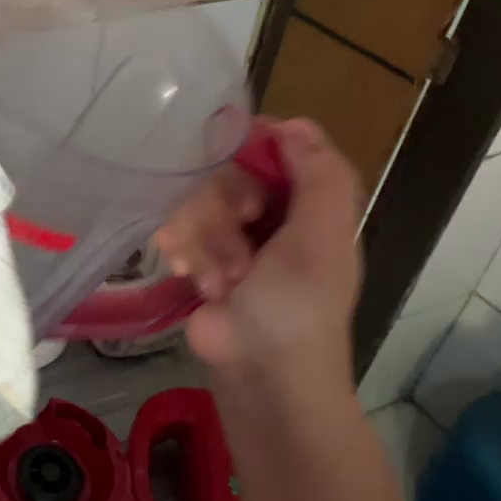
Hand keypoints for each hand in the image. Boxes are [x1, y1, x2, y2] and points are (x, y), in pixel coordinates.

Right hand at [154, 118, 363, 388]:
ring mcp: (232, 237)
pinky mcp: (199, 258)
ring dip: (203, 239)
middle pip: (229, 172)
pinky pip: (178, 228)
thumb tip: (293, 124)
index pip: (282, 147)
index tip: (230, 151)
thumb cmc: (298, 307)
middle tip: (234, 238)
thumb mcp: (322, 238)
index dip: (257, 144)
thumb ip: (319, 177)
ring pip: (197, 199)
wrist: (261, 376)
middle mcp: (272, 215)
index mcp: (310, 205)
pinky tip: (192, 277)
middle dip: (222, 206)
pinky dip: (184, 252)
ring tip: (218, 279)